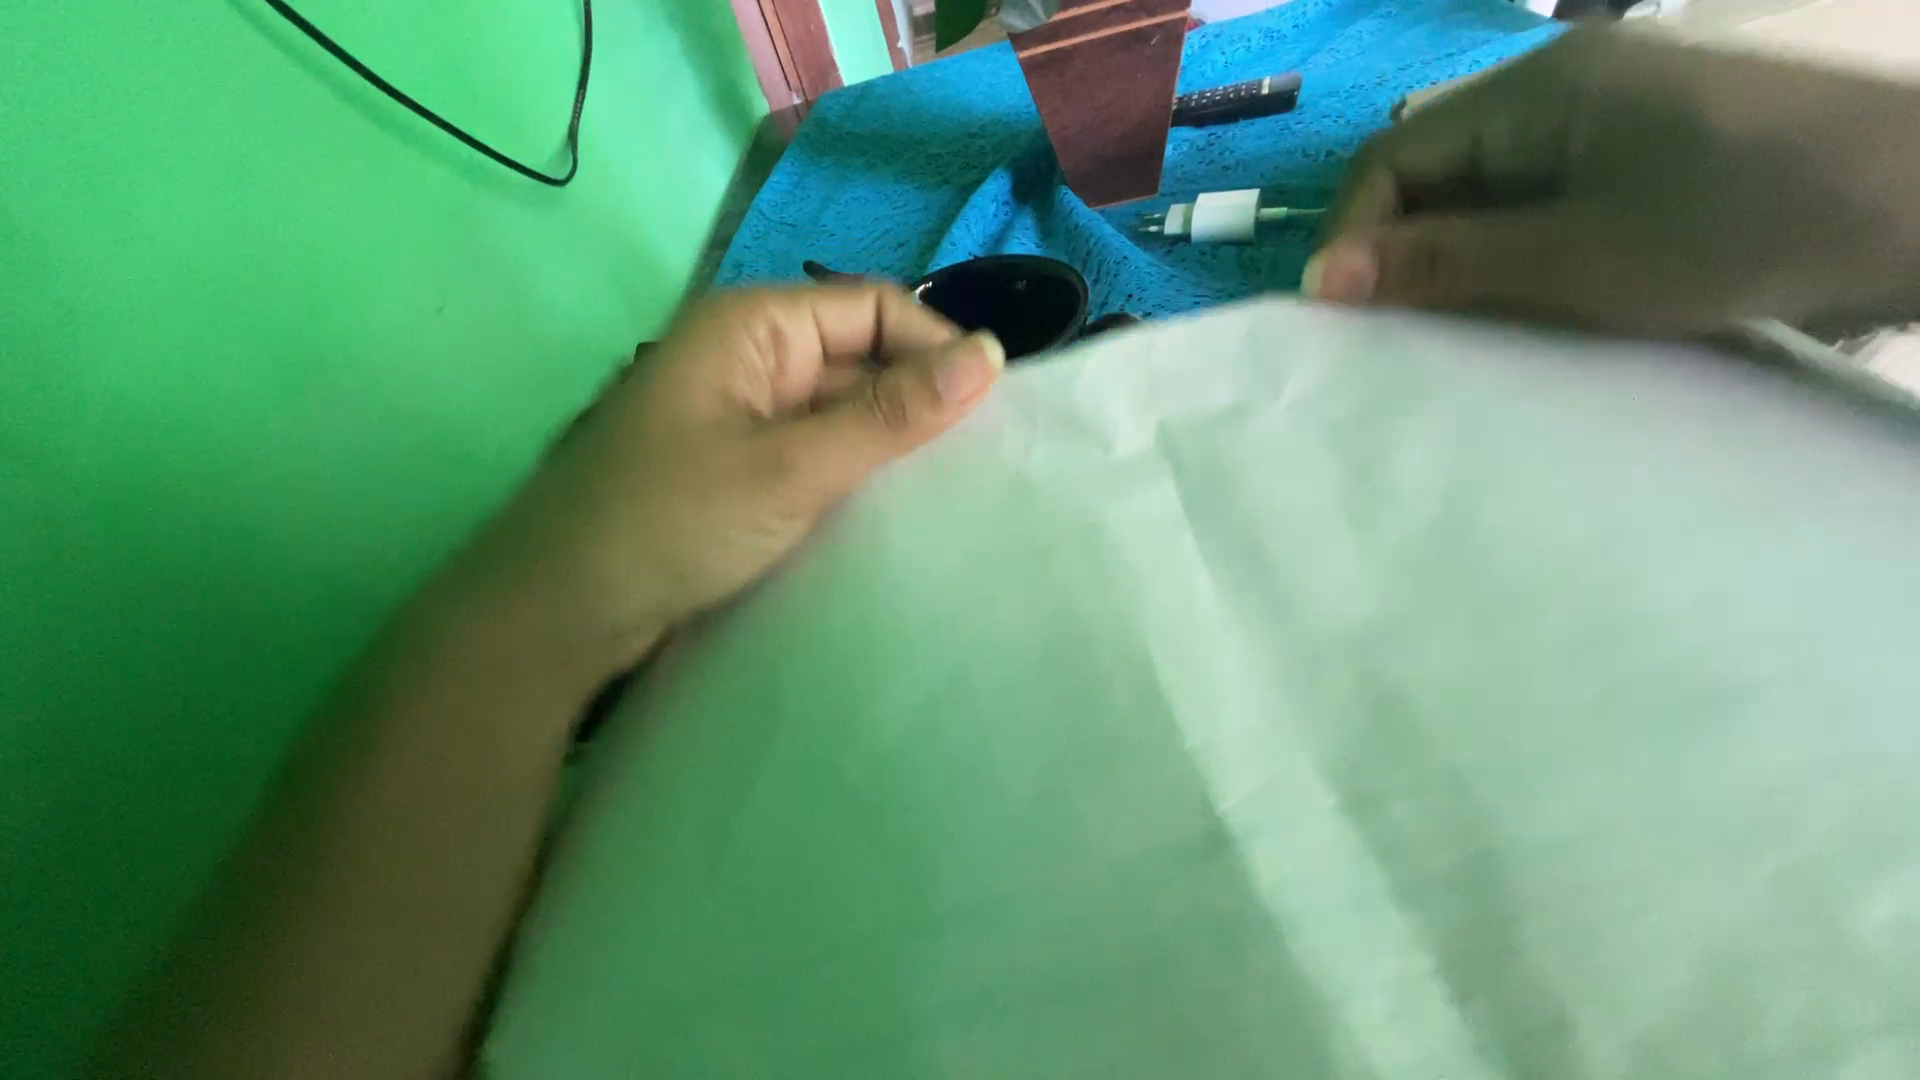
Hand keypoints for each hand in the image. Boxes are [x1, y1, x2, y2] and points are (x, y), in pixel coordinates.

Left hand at [445, 285, 1004, 684]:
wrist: (560, 617)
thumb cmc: (670, 524)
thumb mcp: (791, 467)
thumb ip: (890, 413)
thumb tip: (988, 355)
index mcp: (752, 327)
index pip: (872, 309)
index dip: (936, 346)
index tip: (992, 409)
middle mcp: (750, 360)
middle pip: (859, 360)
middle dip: (918, 403)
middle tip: (982, 461)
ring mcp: (743, 419)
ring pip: (841, 414)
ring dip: (889, 446)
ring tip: (951, 491)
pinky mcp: (741, 471)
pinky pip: (816, 456)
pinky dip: (855, 477)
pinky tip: (894, 513)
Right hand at [1306, 26, 1919, 335]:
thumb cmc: (1745, 224)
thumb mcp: (1573, 257)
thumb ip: (1440, 262)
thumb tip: (1320, 279)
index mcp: (1529, 96)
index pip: (1387, 163)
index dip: (1351, 239)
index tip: (1347, 319)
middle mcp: (1548, 94)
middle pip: (1424, 178)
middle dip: (1396, 256)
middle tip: (1400, 333)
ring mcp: (1590, 123)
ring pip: (1469, 197)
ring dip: (1447, 262)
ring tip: (1457, 323)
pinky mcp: (1623, 156)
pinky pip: (1521, 205)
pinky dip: (1498, 257)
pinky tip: (1516, 298)